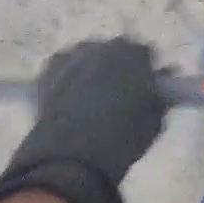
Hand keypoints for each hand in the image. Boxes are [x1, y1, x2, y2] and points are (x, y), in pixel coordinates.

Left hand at [0, 38, 166, 202]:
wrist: (71, 156)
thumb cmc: (120, 140)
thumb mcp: (150, 121)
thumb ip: (154, 102)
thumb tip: (157, 94)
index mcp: (131, 52)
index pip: (143, 55)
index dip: (143, 76)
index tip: (144, 95)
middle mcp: (101, 46)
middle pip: (112, 55)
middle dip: (115, 74)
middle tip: (116, 106)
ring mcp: (70, 59)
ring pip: (85, 64)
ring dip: (89, 80)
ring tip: (89, 114)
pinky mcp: (46, 77)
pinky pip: (61, 76)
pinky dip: (64, 88)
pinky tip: (66, 112)